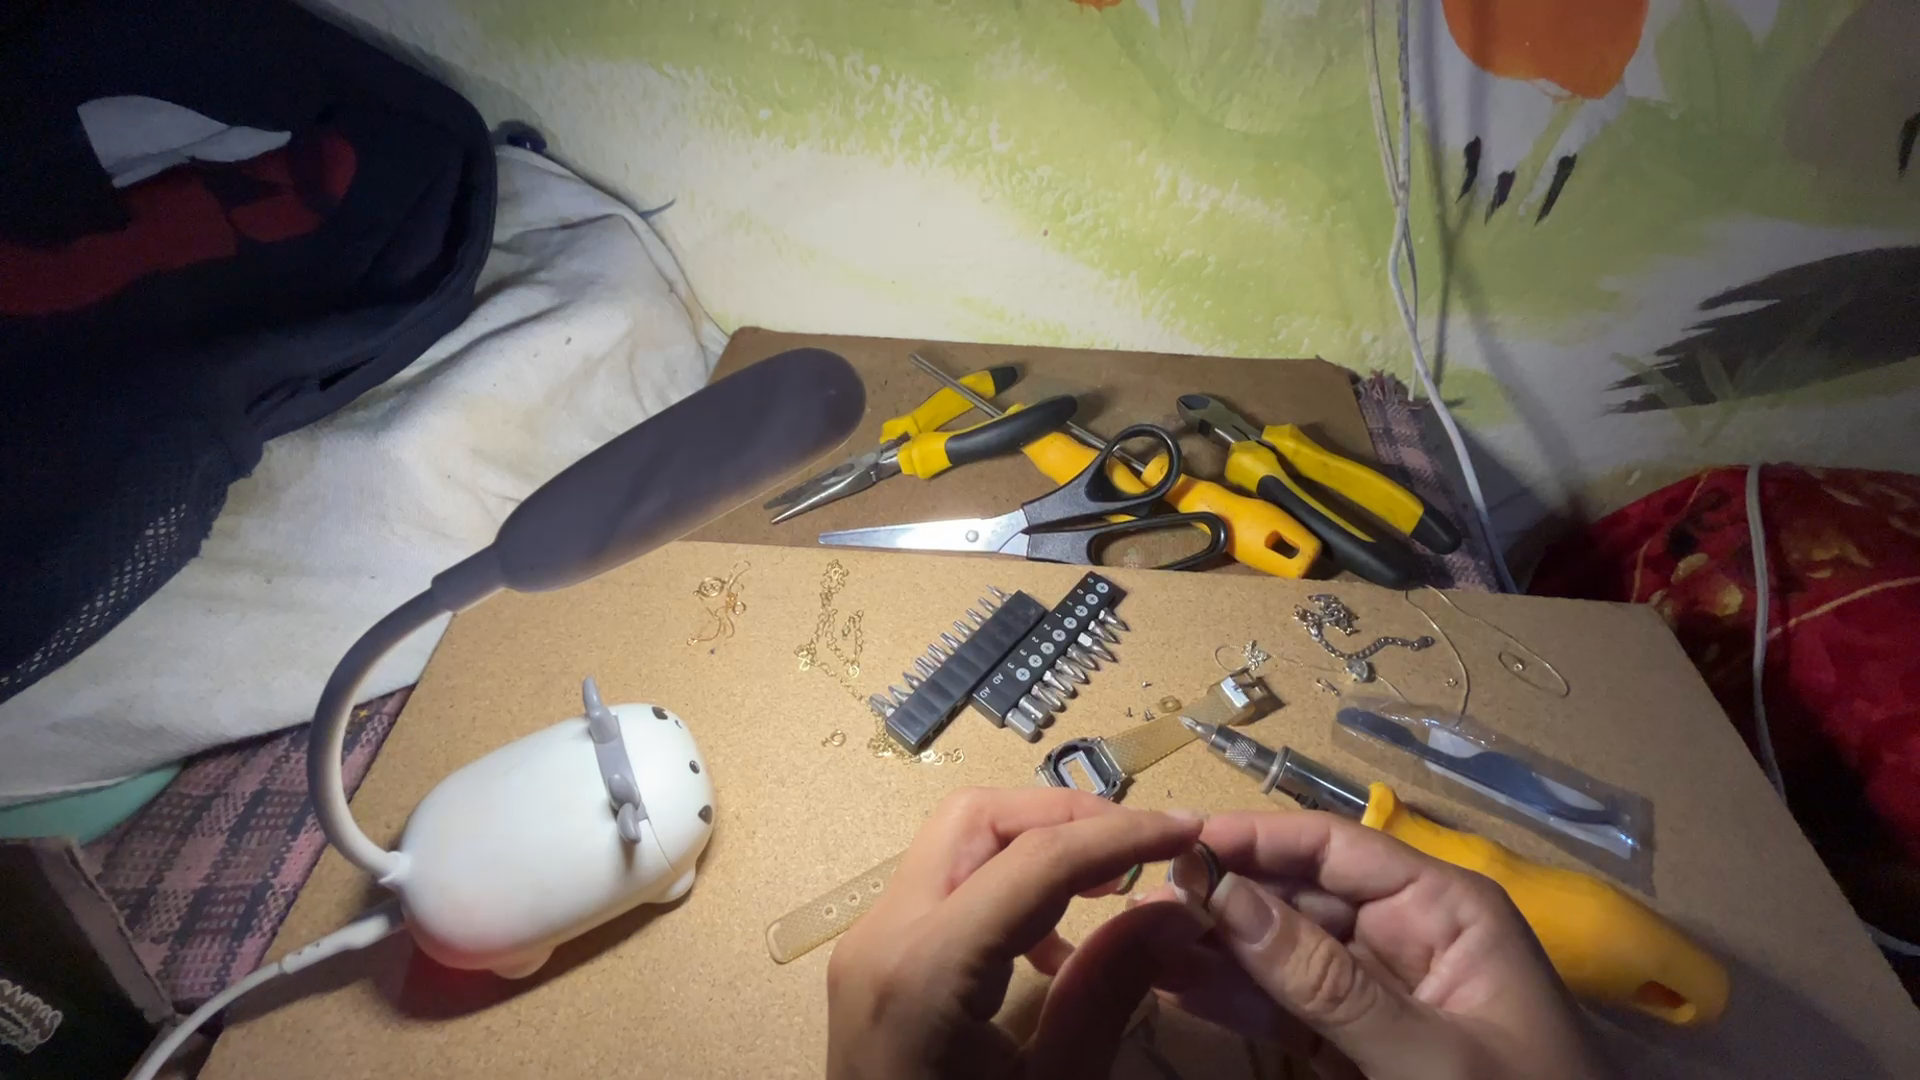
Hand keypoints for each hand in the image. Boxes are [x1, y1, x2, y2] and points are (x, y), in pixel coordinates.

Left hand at [826, 788, 1208, 1078]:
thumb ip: (1107, 992)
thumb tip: (1174, 910)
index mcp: (925, 971)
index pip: (1032, 861)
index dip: (1118, 836)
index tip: (1187, 828)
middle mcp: (885, 929)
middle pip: (977, 817)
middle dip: (1065, 817)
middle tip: (1139, 849)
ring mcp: (872, 935)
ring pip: (958, 838)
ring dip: (1036, 842)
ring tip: (1108, 885)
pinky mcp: (878, 948)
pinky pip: (947, 882)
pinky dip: (1005, 880)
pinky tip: (1051, 941)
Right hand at [1137, 810, 1610, 1079]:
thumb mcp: (1429, 1057)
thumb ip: (1322, 977)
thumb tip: (1221, 894)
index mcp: (1441, 906)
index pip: (1332, 844)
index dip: (1255, 838)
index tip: (1182, 842)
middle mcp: (1404, 931)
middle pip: (1298, 894)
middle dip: (1226, 899)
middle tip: (1150, 903)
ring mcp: (1378, 986)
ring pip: (1282, 948)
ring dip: (1219, 949)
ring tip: (1150, 945)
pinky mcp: (1358, 1038)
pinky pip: (1288, 1003)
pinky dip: (1238, 998)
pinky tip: (1183, 988)